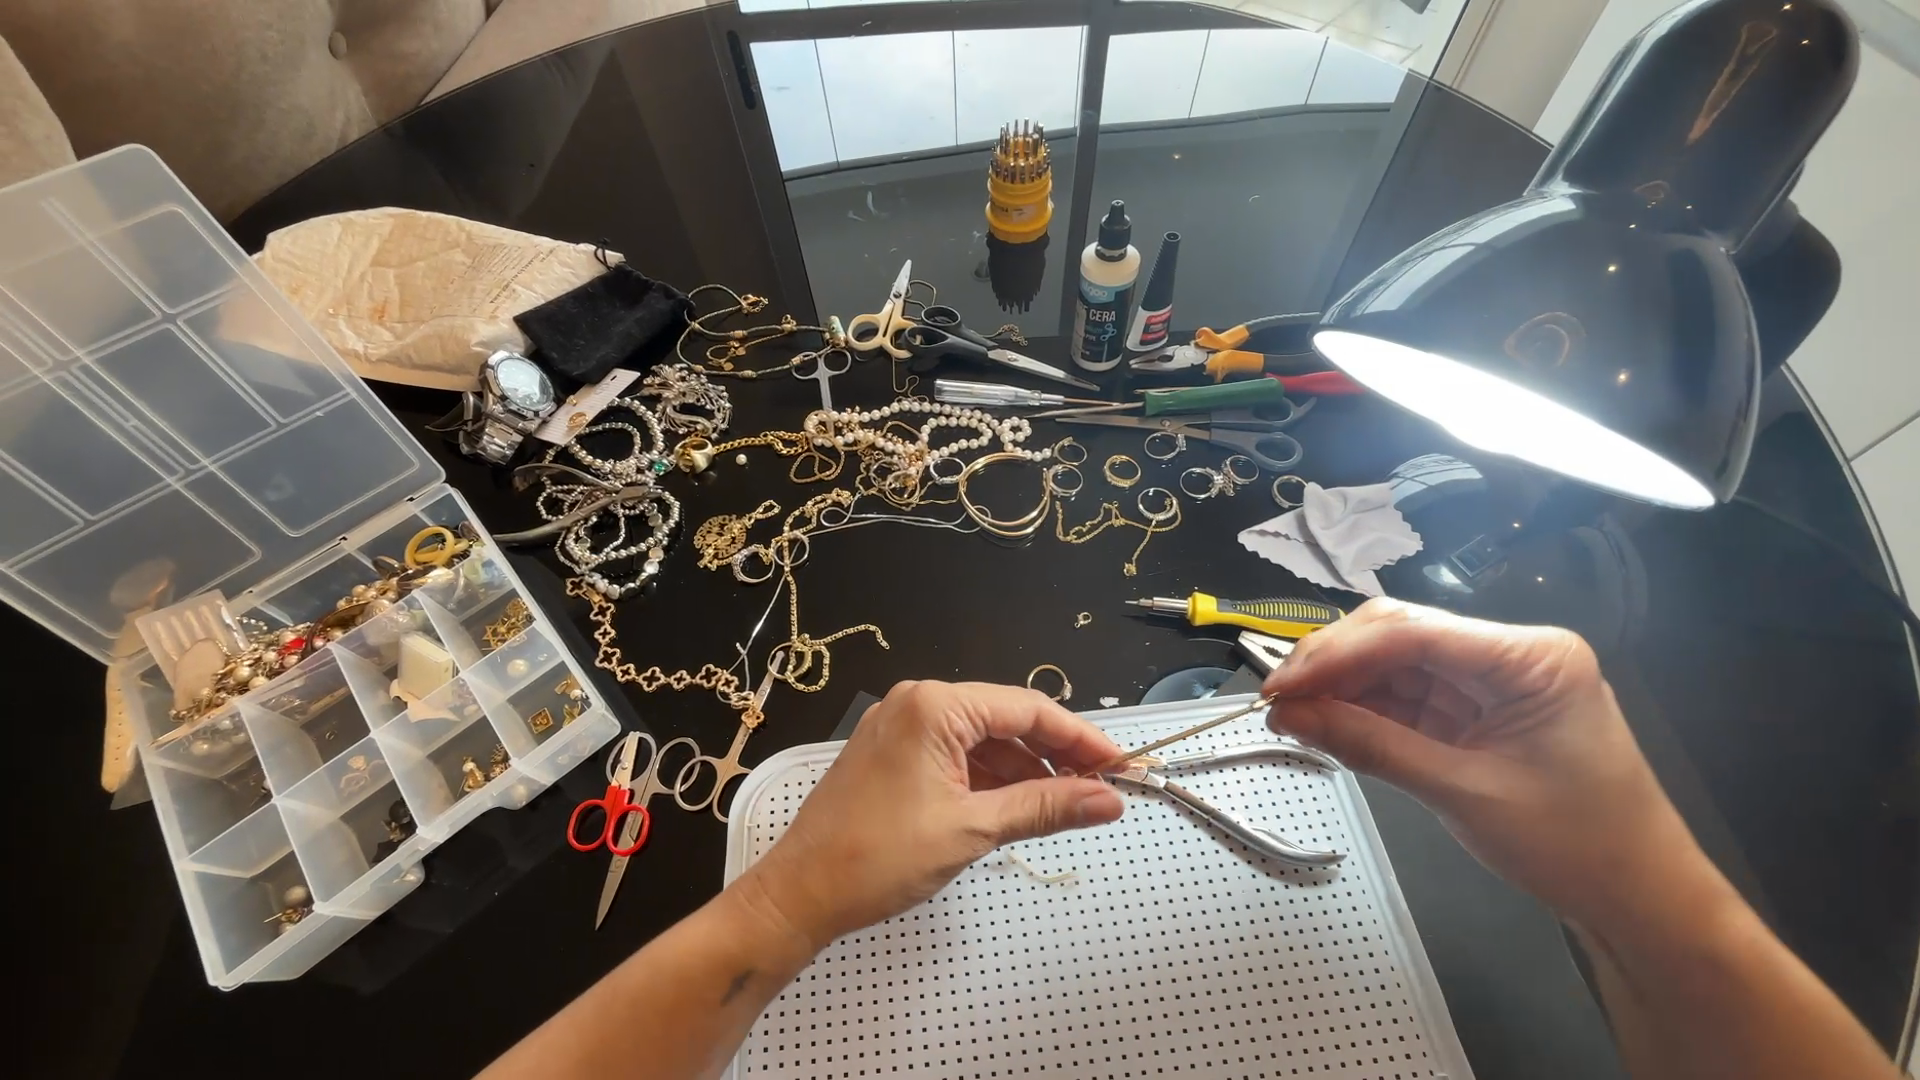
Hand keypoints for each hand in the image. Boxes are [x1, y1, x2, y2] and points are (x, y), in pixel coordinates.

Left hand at [741, 681, 1126, 950]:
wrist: (800, 893)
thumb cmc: (879, 857)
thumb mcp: (972, 829)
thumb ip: (1045, 807)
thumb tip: (1106, 800)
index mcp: (935, 705)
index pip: (1025, 709)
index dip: (1079, 737)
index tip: (1118, 765)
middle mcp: (919, 702)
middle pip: (1005, 719)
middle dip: (1055, 754)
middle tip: (1101, 786)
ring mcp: (903, 725)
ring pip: (983, 739)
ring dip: (1025, 768)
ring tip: (1069, 801)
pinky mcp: (895, 752)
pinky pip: (957, 754)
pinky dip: (991, 777)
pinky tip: (1021, 802)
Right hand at [1264, 598, 1700, 925]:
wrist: (1640, 903)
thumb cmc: (1576, 847)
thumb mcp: (1462, 794)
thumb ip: (1370, 746)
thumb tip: (1286, 715)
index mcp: (1530, 657)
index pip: (1412, 632)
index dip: (1336, 654)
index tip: (1279, 686)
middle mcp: (1506, 652)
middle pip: (1395, 635)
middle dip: (1330, 664)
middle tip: (1276, 698)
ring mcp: (1486, 678)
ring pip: (1389, 662)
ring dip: (1337, 686)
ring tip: (1288, 714)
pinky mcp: (1469, 706)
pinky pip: (1399, 694)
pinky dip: (1358, 708)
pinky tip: (1322, 720)